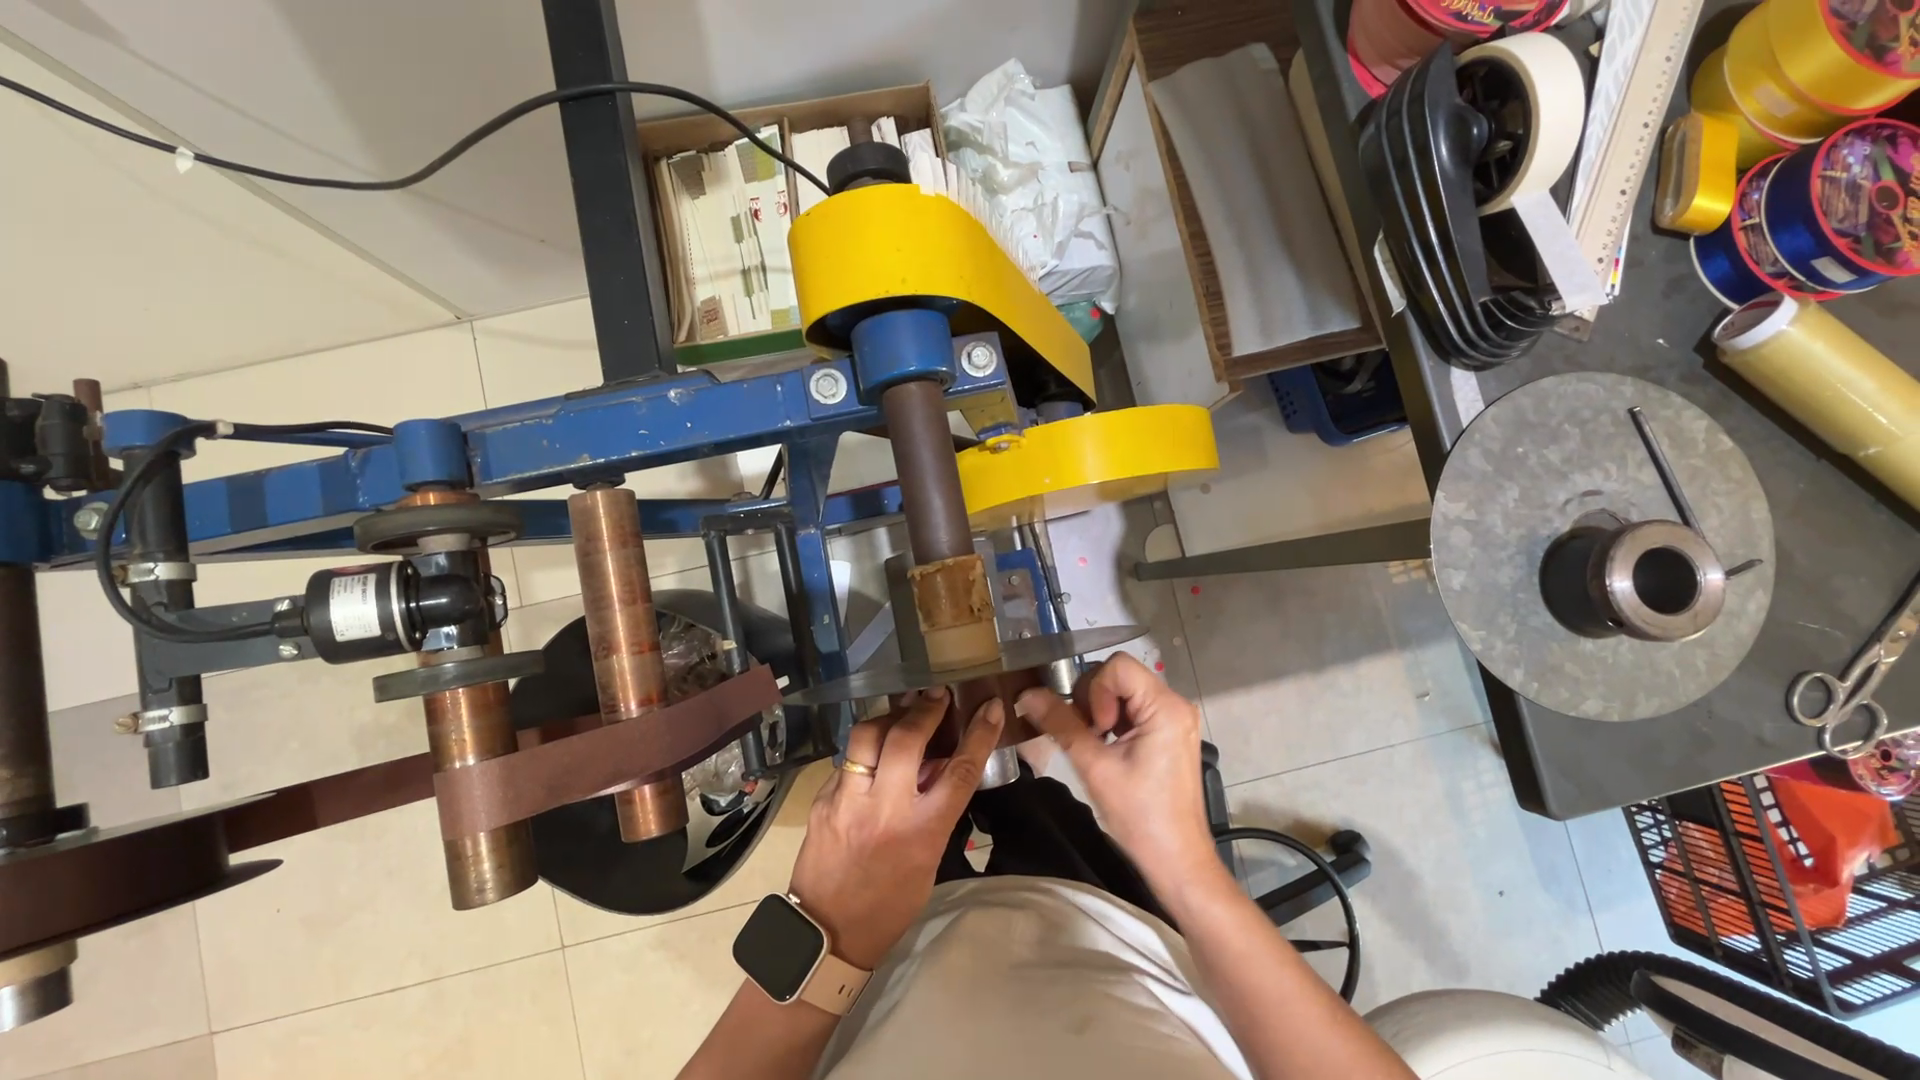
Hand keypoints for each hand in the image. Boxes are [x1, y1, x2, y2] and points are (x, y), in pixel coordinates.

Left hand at [786, 688, 1002, 968]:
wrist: (827, 933)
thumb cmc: (889, 905)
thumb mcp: (929, 861)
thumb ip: (935, 812)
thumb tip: (939, 768)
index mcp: (921, 831)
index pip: (959, 770)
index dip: (979, 733)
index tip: (990, 707)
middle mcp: (884, 809)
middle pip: (907, 738)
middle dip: (925, 709)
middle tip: (936, 695)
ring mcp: (847, 801)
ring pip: (866, 736)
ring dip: (888, 717)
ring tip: (900, 713)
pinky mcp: (821, 800)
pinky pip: (846, 760)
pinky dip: (863, 751)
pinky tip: (871, 755)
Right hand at [1017, 653, 1217, 890]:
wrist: (1176, 861)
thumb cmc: (1139, 816)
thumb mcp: (1094, 767)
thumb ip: (1060, 724)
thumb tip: (1026, 694)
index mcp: (1166, 707)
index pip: (1117, 666)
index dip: (1095, 691)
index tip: (1096, 730)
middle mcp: (1176, 705)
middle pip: (1120, 676)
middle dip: (1094, 702)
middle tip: (1090, 740)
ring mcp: (1175, 720)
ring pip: (1123, 694)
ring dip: (1100, 714)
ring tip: (1096, 749)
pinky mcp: (1170, 735)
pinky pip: (1134, 711)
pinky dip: (1113, 724)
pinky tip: (1108, 753)